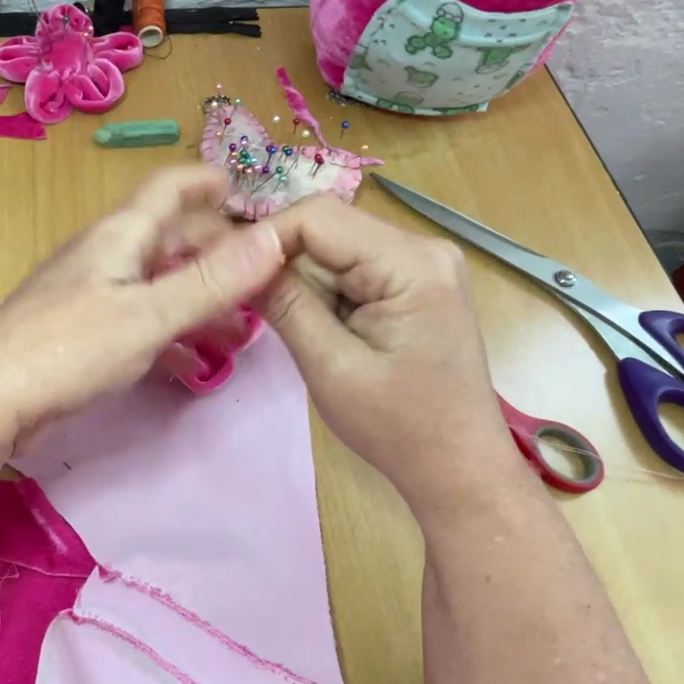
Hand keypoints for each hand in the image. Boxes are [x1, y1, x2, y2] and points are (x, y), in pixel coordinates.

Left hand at [0, 166, 284, 444]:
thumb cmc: (68, 348)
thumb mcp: (148, 315)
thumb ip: (211, 281)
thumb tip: (274, 236)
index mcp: (118, 236)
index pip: (167, 188)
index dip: (207, 181)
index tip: (247, 190)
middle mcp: (103, 256)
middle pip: (168, 239)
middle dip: (216, 256)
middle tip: (263, 282)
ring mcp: (89, 295)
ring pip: (155, 285)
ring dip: (198, 302)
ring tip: (242, 333)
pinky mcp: (80, 333)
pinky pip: (137, 321)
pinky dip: (169, 334)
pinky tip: (193, 364)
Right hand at [256, 195, 524, 512]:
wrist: (457, 466)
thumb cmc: (398, 425)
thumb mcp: (329, 365)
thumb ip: (285, 303)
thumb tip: (238, 257)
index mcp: (412, 263)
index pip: (318, 217)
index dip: (264, 237)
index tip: (226, 271)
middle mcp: (423, 247)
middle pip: (326, 227)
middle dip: (280, 260)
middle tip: (242, 299)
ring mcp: (421, 263)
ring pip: (333, 247)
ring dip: (298, 278)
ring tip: (279, 319)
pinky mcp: (413, 280)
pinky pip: (349, 266)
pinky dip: (320, 289)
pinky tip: (313, 323)